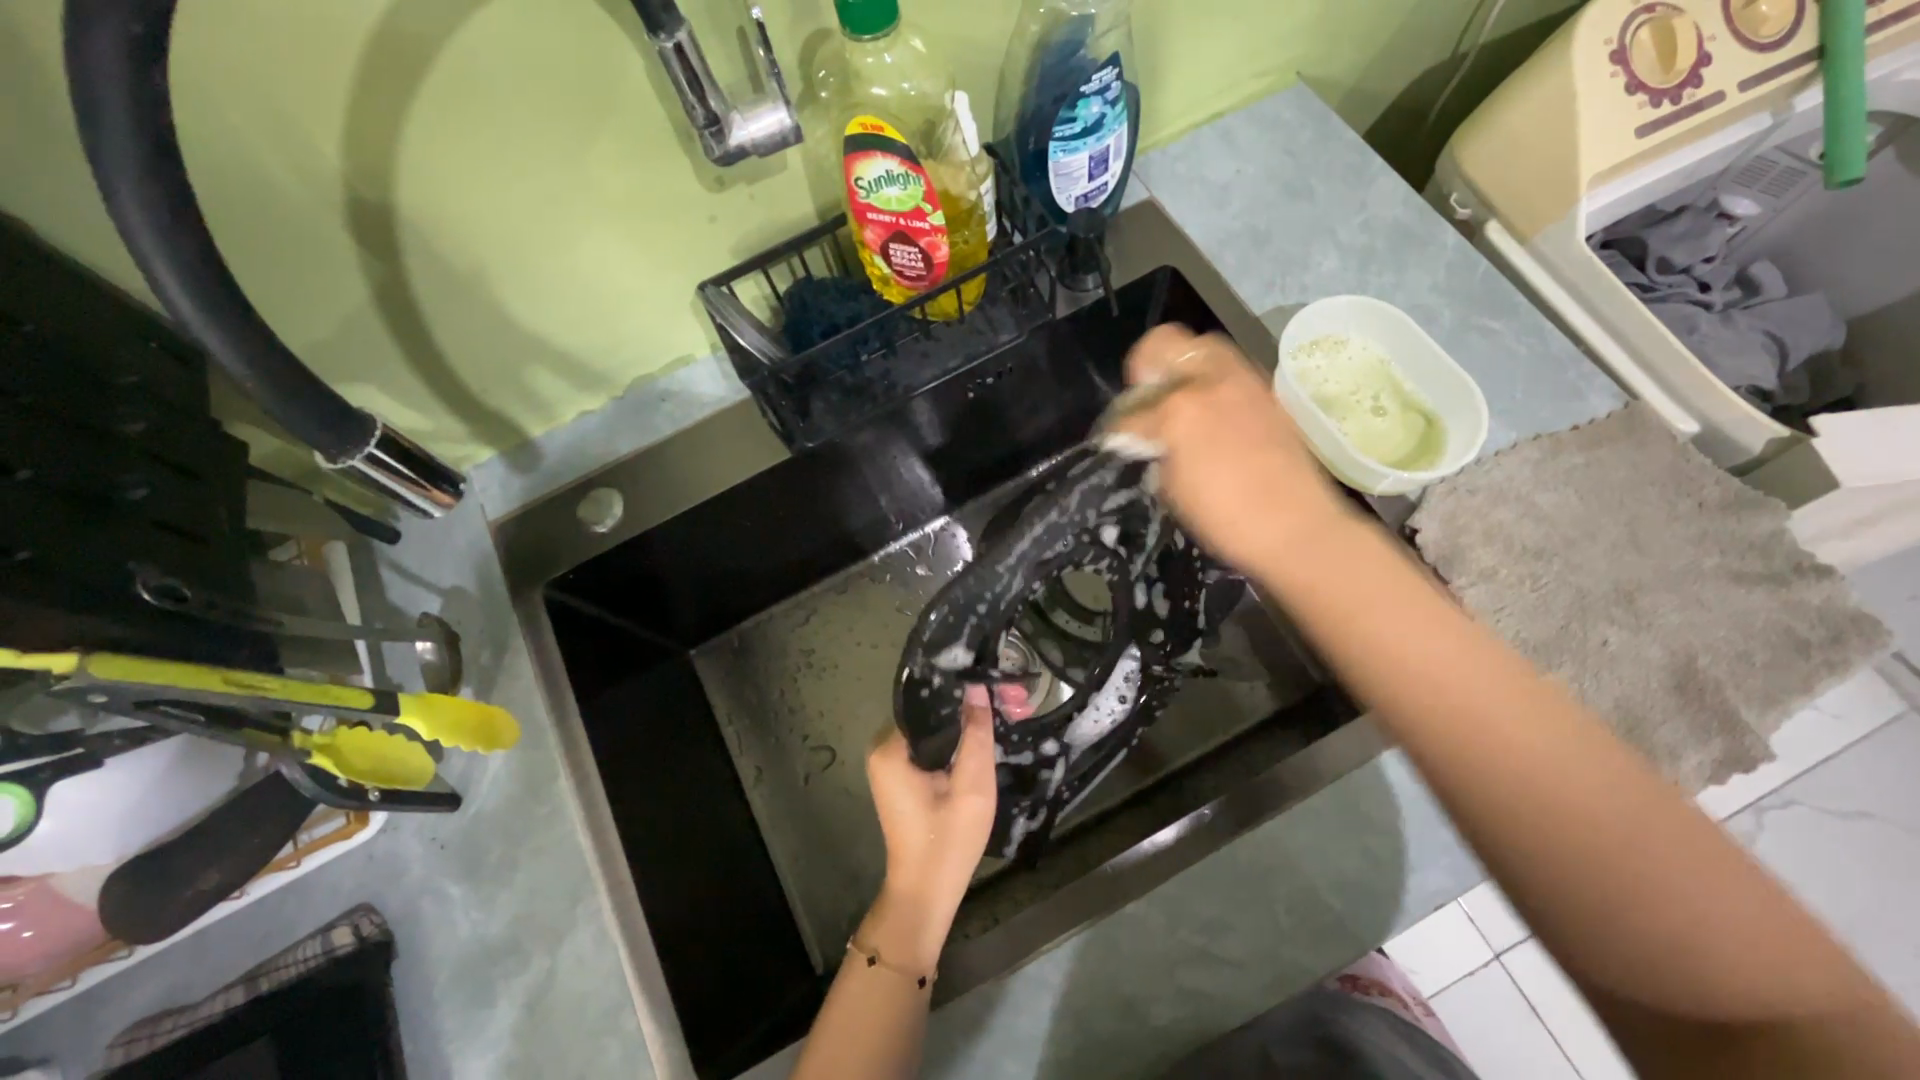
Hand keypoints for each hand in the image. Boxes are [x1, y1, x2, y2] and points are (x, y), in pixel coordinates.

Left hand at [866, 684, 998, 945]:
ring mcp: (892, 762)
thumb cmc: (949, 841)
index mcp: (891, 746)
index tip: (1006, 686)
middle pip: (934, 711)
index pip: (931, 699)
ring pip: (937, 727)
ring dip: (971, 720)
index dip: (970, 688)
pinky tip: (988, 732)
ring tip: (1010, 709)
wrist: (927, 892)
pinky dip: (960, 739)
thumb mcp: (972, 785)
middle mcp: (884, 747)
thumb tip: (977, 687)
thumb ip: (975, 732)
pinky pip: (934, 744)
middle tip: (1018, 700)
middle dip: (975, 702)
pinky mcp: (903, 775)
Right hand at [1117, 324, 1355, 573]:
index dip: (1120, 426)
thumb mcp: (1173, 490)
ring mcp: (1246, 384)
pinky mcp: (1269, 396)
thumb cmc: (1227, 519)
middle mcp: (1212, 383)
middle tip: (1151, 401)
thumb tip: (1151, 443)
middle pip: (1168, 344)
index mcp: (1178, 409)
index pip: (1131, 409)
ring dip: (1186, 372)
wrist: (1298, 529)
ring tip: (1182, 408)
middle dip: (1151, 367)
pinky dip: (1215, 389)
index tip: (1122, 440)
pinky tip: (1214, 423)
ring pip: (1205, 351)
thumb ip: (1156, 454)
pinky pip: (1232, 375)